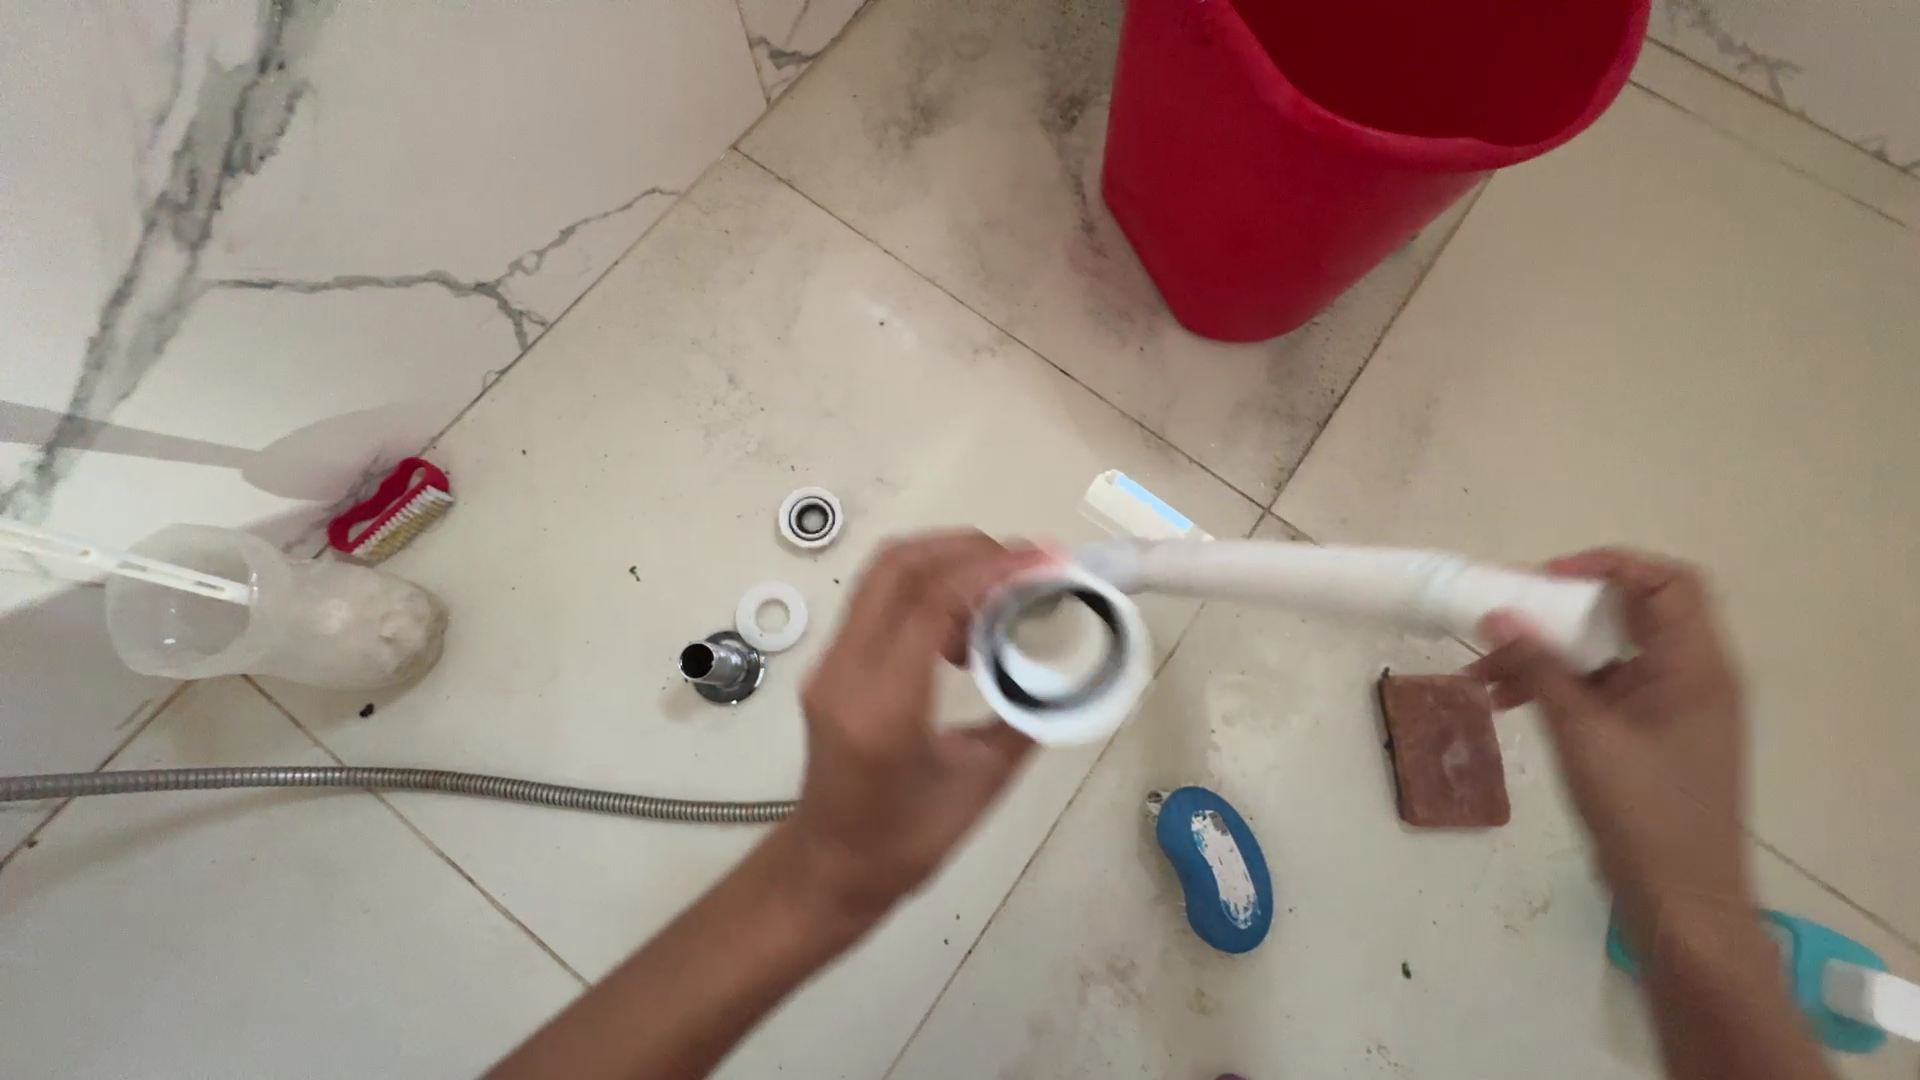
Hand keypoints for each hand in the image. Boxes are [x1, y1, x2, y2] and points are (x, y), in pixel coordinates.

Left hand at [783, 530, 1050, 918]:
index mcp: (883, 706)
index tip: (1043, 560)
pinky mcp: (830, 664)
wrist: (829, 867)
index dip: (991, 568)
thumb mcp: (981, 782)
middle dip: (966, 547)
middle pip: (898, 566)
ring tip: (1000, 588)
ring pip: (883, 575)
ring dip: (944, 561)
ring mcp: (829, 663)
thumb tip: (1060, 664)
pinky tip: (963, 623)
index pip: (932, 601)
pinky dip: (925, 588)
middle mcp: (845, 671)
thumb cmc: (905, 842)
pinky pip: (878, 601)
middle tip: (1023, 562)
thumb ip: (1022, 715)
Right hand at [1469, 549, 1749, 918]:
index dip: (1608, 565)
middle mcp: (1687, 675)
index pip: (1667, 584)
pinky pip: (1592, 685)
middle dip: (1555, 612)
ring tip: (1482, 674)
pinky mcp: (1641, 728)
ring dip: (1541, 653)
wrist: (1676, 892)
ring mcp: (1664, 703)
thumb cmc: (1641, 807)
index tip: (1541, 578)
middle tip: (1500, 617)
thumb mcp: (1581, 730)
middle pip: (1626, 613)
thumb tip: (1496, 614)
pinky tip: (1502, 701)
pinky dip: (1548, 684)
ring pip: (1599, 651)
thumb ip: (1538, 667)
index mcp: (1694, 667)